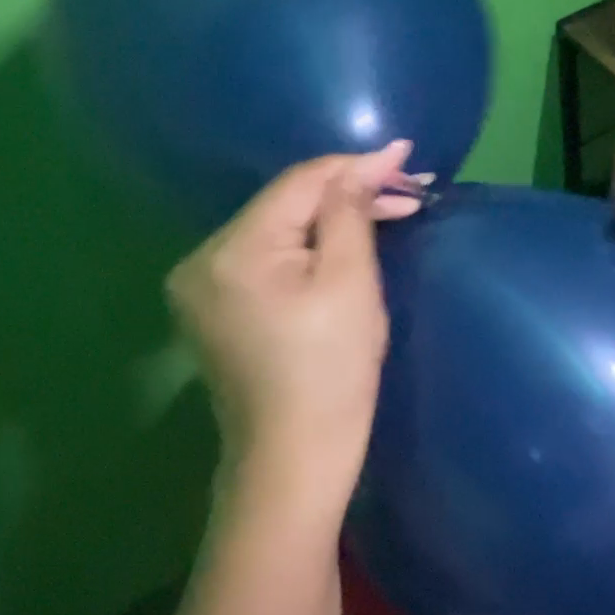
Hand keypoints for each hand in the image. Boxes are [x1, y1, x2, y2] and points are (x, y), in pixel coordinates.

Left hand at [167, 140, 427, 478]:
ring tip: (391, 212)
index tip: (409, 158)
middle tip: (411, 191)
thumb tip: (371, 158)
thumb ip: (352, 211)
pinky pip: (269, 256)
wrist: (293, 456)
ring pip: (280, 228)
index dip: (357, 166)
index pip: (301, 182)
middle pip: (288, 203)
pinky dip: (310, 246)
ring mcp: (202, 286)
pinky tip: (347, 244)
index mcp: (233, 250)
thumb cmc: (331, 367)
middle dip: (350, 193)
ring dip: (334, 218)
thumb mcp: (350, 281)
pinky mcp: (215, 307)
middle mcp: (202, 259)